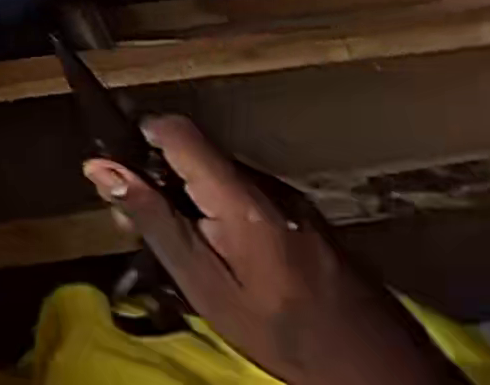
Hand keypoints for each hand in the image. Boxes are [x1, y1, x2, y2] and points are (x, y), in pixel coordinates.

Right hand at [82, 115, 465, 384]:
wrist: (391, 384)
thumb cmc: (287, 340)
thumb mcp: (205, 286)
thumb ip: (152, 220)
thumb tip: (98, 166)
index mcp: (241, 199)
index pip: (175, 129)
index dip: (138, 137)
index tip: (119, 173)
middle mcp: (267, 185)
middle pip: (191, 151)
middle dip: (153, 175)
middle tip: (134, 224)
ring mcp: (290, 199)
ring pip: (213, 172)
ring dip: (181, 193)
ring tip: (175, 244)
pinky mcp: (305, 217)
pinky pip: (241, 191)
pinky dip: (212, 207)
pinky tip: (215, 252)